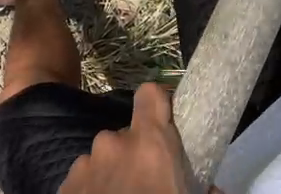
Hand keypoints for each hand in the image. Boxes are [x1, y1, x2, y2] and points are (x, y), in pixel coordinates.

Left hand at [59, 83, 206, 193]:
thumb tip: (215, 190)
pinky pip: (86, 180)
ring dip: (116, 177)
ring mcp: (84, 165)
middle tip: (152, 189)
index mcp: (149, 146)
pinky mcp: (65, 187)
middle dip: (139, 158)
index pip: (151, 95)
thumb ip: (204, 192)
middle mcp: (113, 144)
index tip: (170, 127)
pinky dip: (95, 192)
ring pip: (105, 159)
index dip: (160, 107)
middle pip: (128, 136)